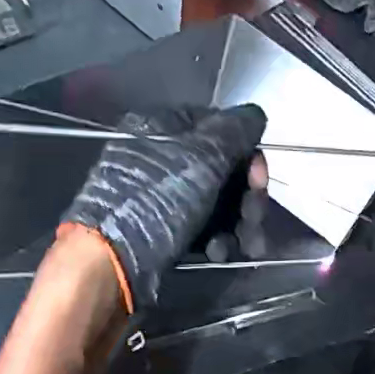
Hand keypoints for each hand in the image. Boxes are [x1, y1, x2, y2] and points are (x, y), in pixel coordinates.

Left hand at [58, 104, 267, 311]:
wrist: (115, 258)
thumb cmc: (158, 199)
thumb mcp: (202, 156)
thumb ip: (236, 130)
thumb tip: (256, 115)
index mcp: (163, 126)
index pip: (221, 128)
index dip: (248, 153)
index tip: (259, 180)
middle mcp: (162, 157)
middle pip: (225, 169)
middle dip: (247, 198)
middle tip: (252, 219)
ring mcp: (163, 195)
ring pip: (219, 203)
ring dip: (238, 225)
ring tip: (241, 245)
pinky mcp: (166, 229)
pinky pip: (204, 227)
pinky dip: (218, 240)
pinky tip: (217, 253)